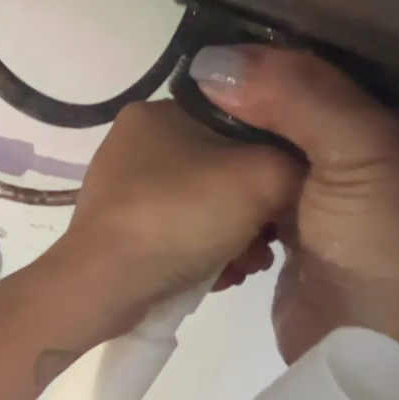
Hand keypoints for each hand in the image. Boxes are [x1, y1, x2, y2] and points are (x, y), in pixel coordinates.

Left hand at [53, 98, 298, 316]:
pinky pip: (175, 238)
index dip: (276, 156)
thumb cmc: (179, 218)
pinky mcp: (116, 237)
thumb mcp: (264, 175)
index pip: (240, 119)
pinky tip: (218, 278)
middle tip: (268, 242)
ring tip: (246, 267)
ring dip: (232, 239)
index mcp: (159, 111)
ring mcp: (121, 195)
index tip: (290, 194)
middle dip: (254, 210)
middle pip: (221, 170)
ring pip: (200, 209)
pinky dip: (201, 256)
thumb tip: (296, 173)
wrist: (101, 287)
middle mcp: (134, 147)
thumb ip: (297, 161)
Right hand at [189, 45, 398, 366]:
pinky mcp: (293, 251)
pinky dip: (229, 214)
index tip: (218, 69)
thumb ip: (300, 101)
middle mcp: (368, 166)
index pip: (335, 78)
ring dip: (231, 173)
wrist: (375, 358)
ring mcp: (328, 213)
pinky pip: (252, 215)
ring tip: (184, 157)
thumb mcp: (358, 156)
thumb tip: (216, 64)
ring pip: (268, 173)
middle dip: (245, 124)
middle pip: (295, 126)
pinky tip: (200, 209)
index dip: (279, 68)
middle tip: (187, 115)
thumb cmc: (385, 250)